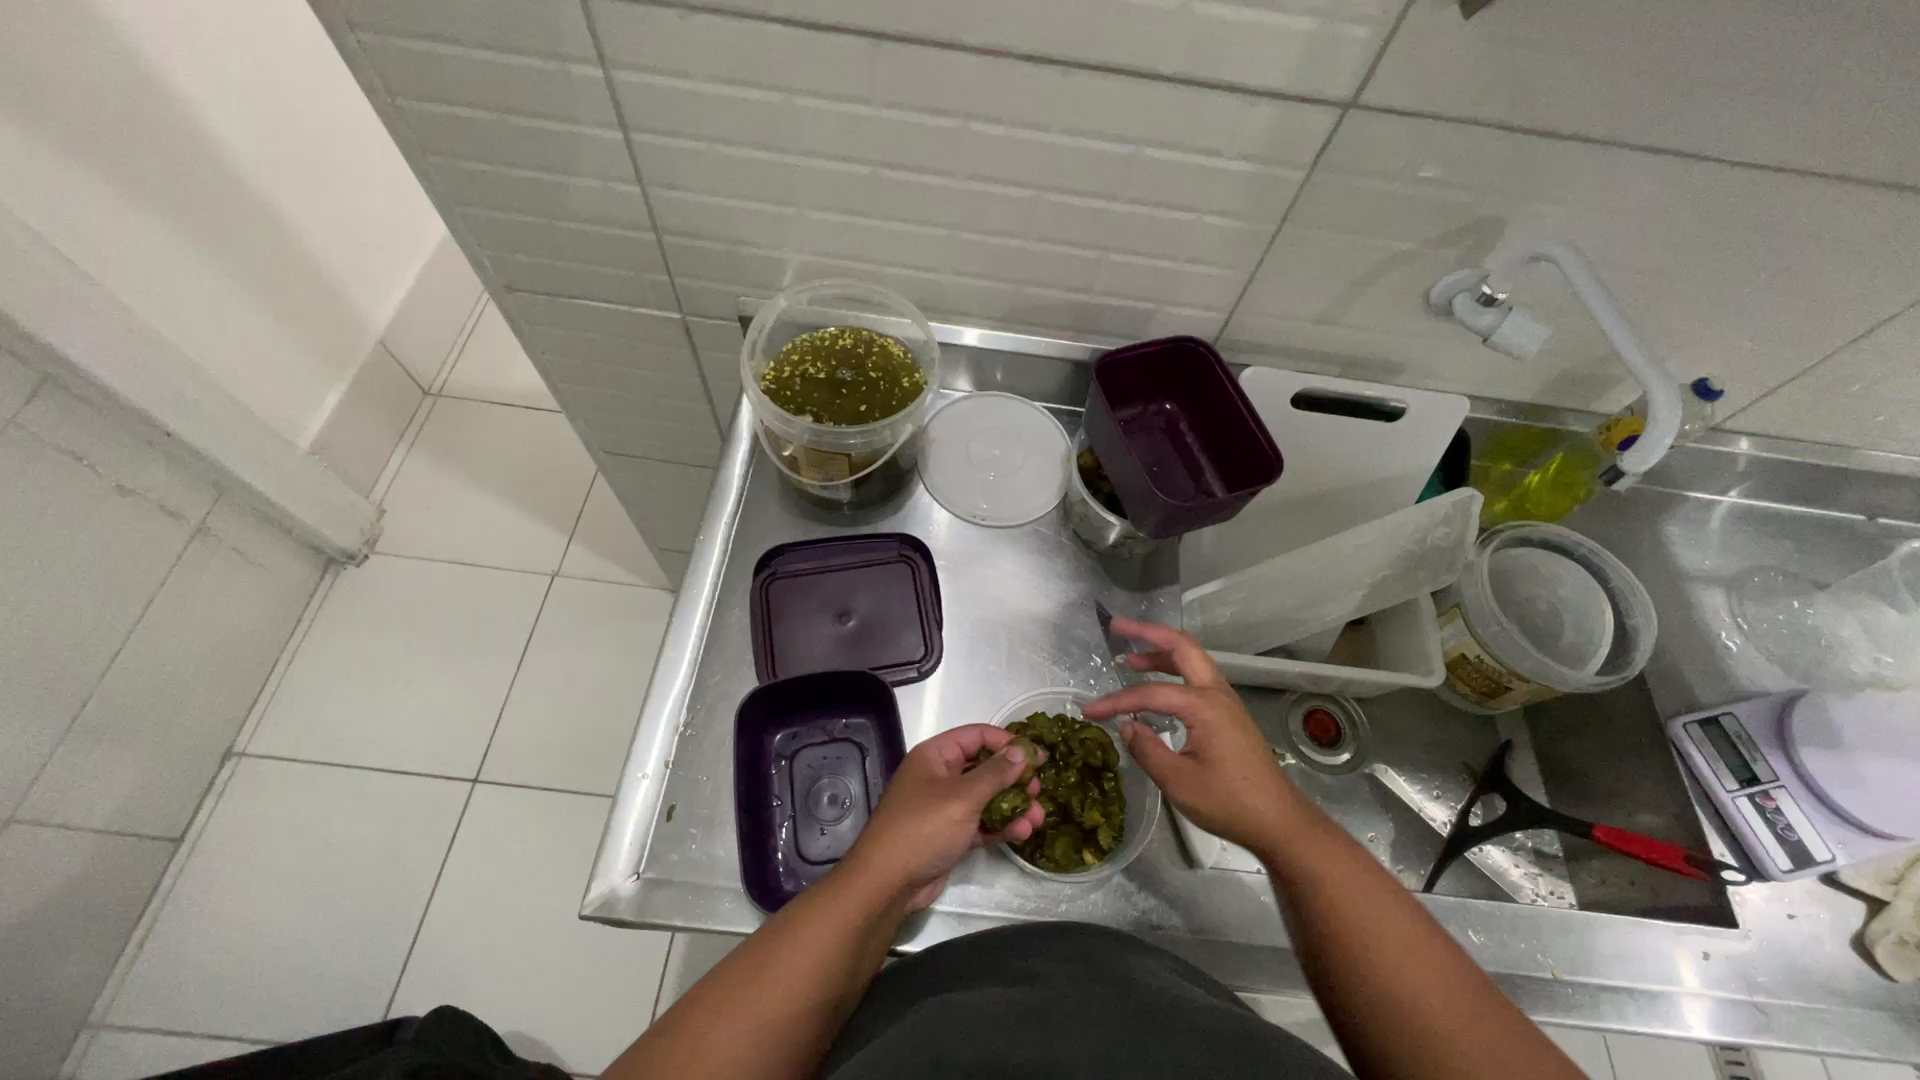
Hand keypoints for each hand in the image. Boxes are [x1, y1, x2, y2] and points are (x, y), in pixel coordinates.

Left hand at [841, 724, 1044, 911]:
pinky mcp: (950, 835)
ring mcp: (945, 807)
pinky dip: (1001, 826)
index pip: (977, 736)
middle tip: (1038, 790)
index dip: (1008, 743)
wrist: (888, 883)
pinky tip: (1021, 833)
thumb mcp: (963, 796)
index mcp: (935, 756)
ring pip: (986, 798)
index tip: (1038, 756)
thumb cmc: (923, 828)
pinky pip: (981, 823)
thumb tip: (1022, 750)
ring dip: (1013, 806)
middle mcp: (939, 776)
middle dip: (1014, 779)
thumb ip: (996, 773)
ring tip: (1037, 818)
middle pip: (984, 768)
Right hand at [1082, 617, 1298, 854]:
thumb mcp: (1178, 781)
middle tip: (1118, 626)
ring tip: (1130, 658)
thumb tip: (1126, 725)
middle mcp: (1216, 694)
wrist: (1278, 820)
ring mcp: (1226, 702)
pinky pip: (1197, 679)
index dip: (1116, 700)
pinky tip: (1157, 688)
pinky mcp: (1228, 716)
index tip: (1089, 712)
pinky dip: (1173, 671)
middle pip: (1182, 647)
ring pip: (1192, 660)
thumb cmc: (1229, 802)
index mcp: (1204, 706)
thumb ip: (1146, 749)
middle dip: (1148, 633)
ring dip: (1161, 652)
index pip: (1149, 693)